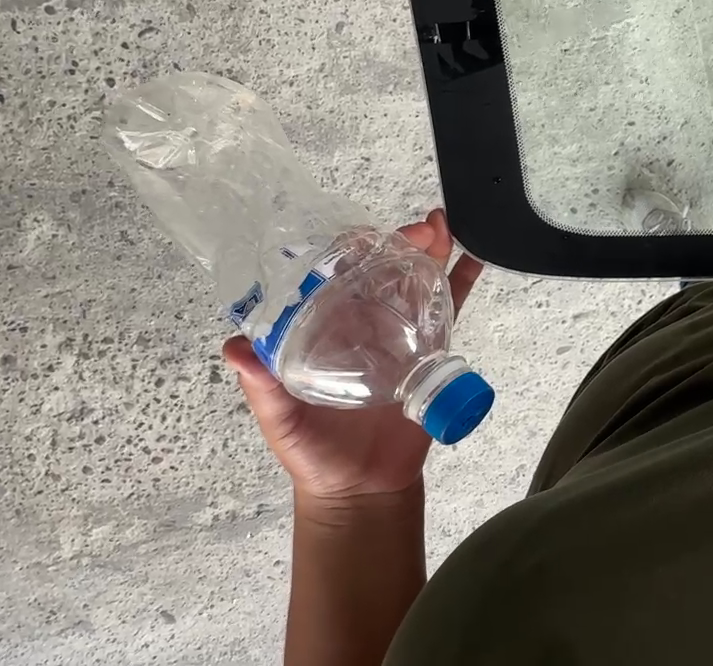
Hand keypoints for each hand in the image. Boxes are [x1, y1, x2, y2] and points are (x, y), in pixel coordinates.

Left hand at [222, 208, 483, 503]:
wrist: (364, 487)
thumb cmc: (315, 452)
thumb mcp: (281, 420)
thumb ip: (263, 386)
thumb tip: (237, 347)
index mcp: (329, 329)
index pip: (340, 275)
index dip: (354, 247)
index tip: (367, 235)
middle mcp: (367, 322)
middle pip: (387, 269)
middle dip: (404, 240)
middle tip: (424, 227)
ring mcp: (402, 333)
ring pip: (421, 281)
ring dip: (435, 250)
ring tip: (446, 225)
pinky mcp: (433, 350)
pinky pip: (451, 310)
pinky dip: (463, 282)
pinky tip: (475, 259)